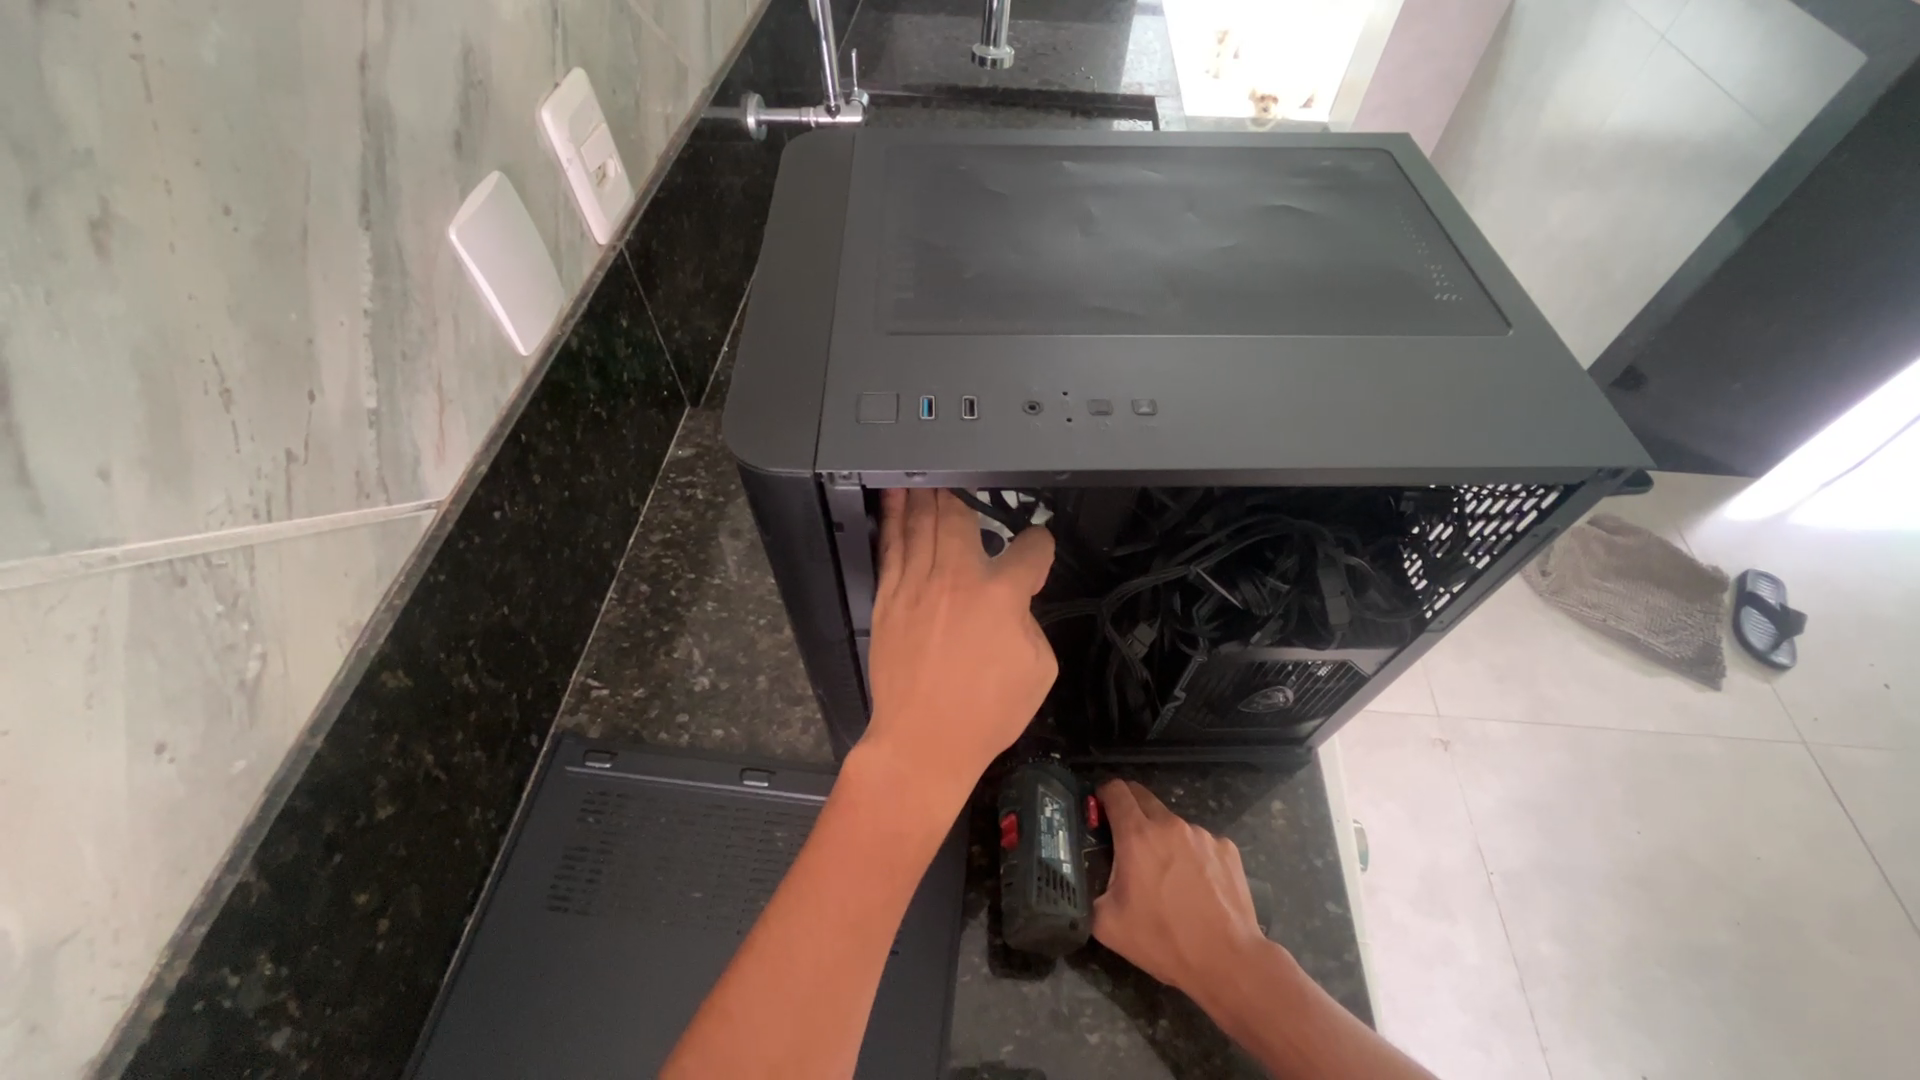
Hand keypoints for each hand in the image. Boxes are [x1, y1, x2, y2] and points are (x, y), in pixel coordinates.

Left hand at [861, 489, 1057, 804]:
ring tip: (929, 471)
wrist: (925, 740)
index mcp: (1001, 594)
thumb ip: (1029, 621)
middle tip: (967, 478)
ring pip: (921, 523)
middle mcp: (957, 579)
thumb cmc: (984, 712)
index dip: (1039, 544)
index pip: (1030, 549)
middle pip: (960, 516)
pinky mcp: (889, 600)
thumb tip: (1016, 603)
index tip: (1037, 546)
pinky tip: (897, 499)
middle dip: (966, 493)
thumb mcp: (1037, 668)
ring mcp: (917, 586)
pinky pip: (891, 547)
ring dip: (927, 493)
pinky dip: (895, 518)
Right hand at [1092, 780, 1268, 997]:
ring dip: (1163, 838)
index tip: (1100, 812)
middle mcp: (1170, 825)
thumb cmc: (1163, 940)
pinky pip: (1201, 842)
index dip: (1103, 795)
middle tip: (1126, 841)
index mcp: (1137, 836)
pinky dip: (1192, 855)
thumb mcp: (1107, 924)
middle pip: (1143, 798)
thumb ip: (1088, 893)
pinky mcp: (1227, 849)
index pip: (1116, 791)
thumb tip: (1084, 882)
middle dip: (1130, 811)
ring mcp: (1203, 835)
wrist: (1227, 960)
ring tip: (1167, 876)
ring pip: (1173, 824)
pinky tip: (1197, 886)